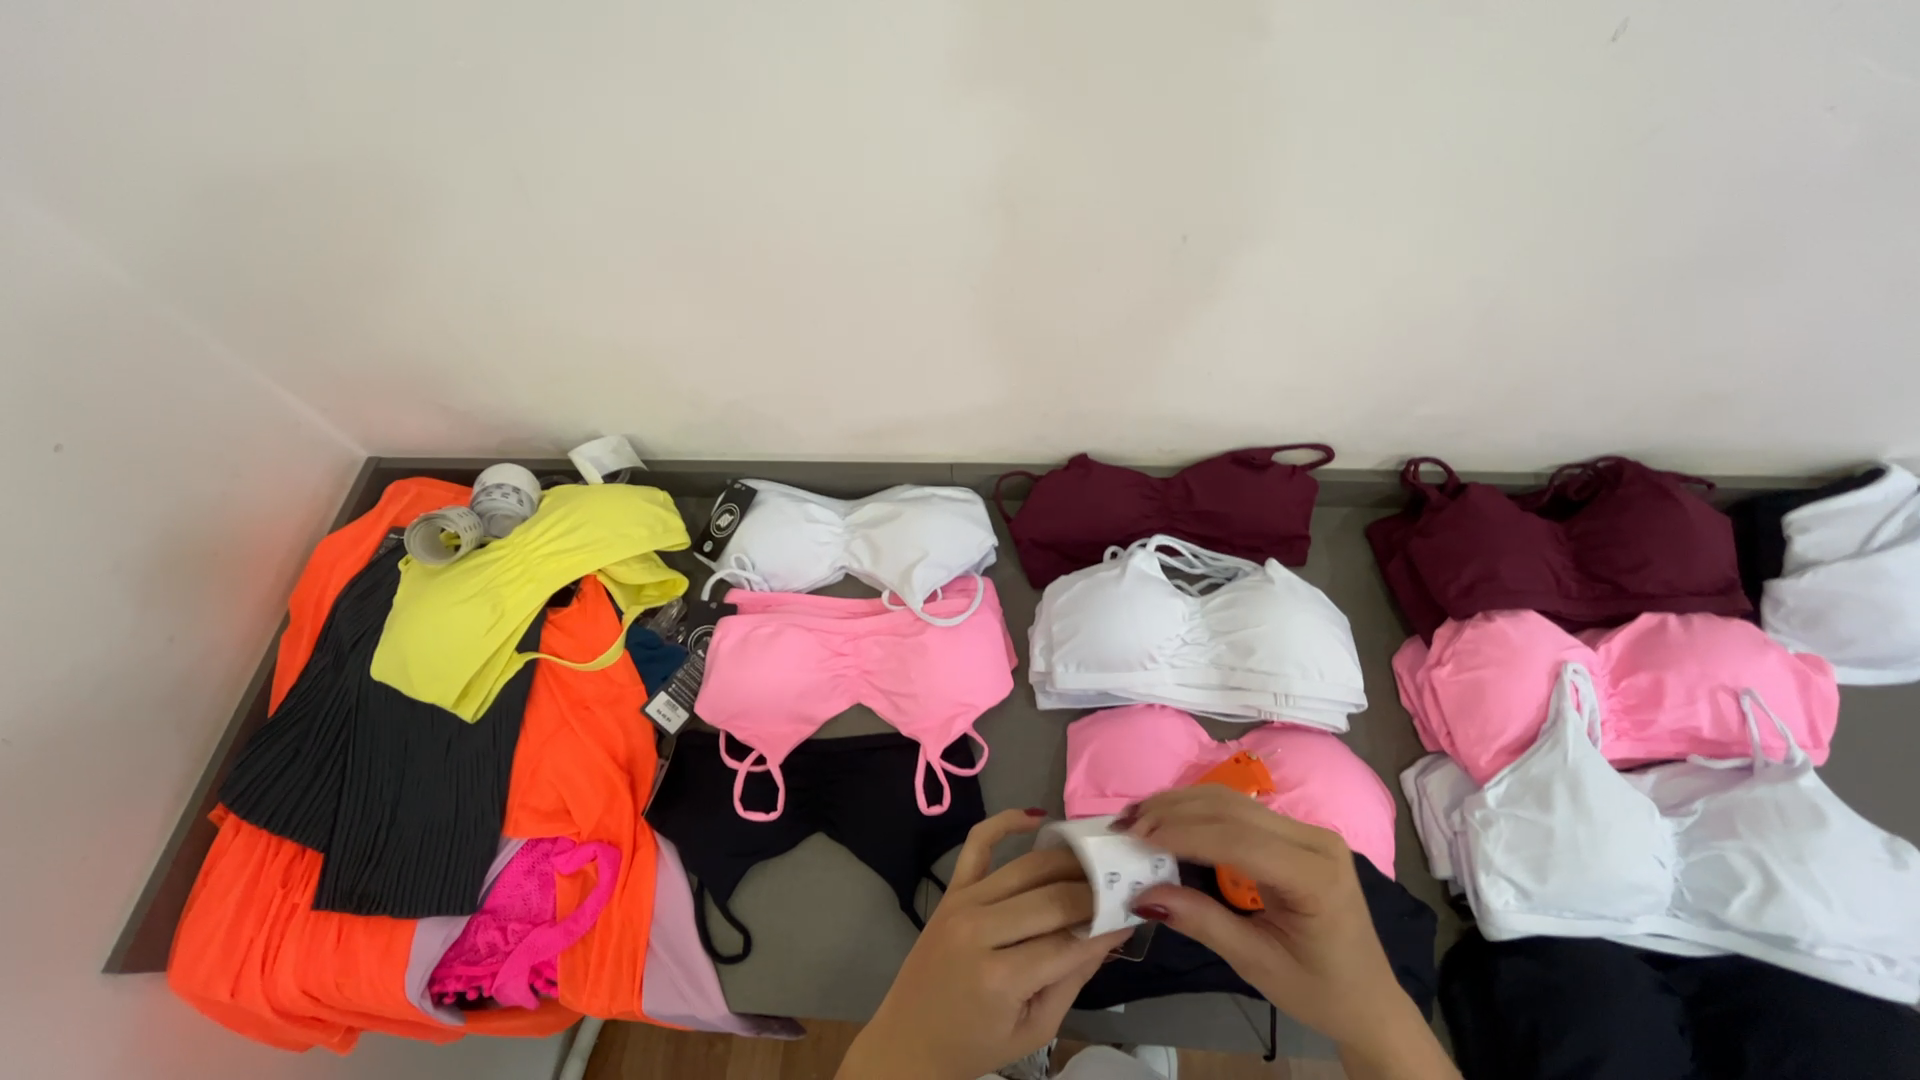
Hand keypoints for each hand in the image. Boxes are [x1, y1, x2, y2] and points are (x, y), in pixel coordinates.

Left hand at [836, 808, 1129, 1079]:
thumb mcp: (1035, 1028)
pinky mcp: (952, 890)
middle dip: (1094, 891)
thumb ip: (1073, 977)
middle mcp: (979, 929)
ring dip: (1068, 861)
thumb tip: (1113, 933)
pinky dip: (1006, 821)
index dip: (1106, 925)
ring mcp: (962, 902)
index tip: (1136, 911)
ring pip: (1027, 867)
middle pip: (1052, 897)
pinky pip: (978, 843)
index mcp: (1000, 977)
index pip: (1069, 940)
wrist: (910, 1039)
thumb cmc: (976, 1043)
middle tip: (1123, 886)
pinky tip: (1039, 817)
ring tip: (1098, 862)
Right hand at [1122, 786, 1458, 1079]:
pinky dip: (1199, 811)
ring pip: (1232, 800)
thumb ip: (1202, 922)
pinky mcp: (1297, 832)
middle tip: (1124, 824)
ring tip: (1138, 817)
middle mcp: (1316, 839)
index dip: (1182, 833)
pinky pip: (1241, 810)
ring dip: (1181, 804)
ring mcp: (1308, 830)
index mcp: (1314, 876)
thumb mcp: (1257, 964)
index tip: (1134, 838)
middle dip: (1173, 812)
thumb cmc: (1318, 990)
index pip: (1238, 839)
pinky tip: (1168, 818)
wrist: (1368, 1000)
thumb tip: (1142, 896)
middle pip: (1232, 809)